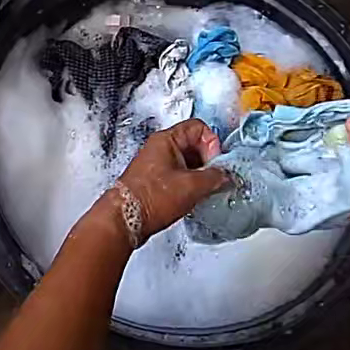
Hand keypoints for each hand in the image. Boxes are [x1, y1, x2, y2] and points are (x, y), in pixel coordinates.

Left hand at [106, 119, 227, 244]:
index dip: (212, 143)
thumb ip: (215, 177)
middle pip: (194, 145)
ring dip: (199, 175)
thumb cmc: (150, 198)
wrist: (124, 221)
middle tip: (213, 177)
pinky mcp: (154, 181)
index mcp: (166, 140)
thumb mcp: (192, 186)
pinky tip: (192, 198)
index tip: (216, 162)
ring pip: (187, 162)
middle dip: (208, 161)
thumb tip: (225, 176)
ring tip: (203, 190)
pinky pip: (178, 176)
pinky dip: (189, 184)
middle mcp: (159, 148)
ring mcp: (156, 165)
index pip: (198, 127)